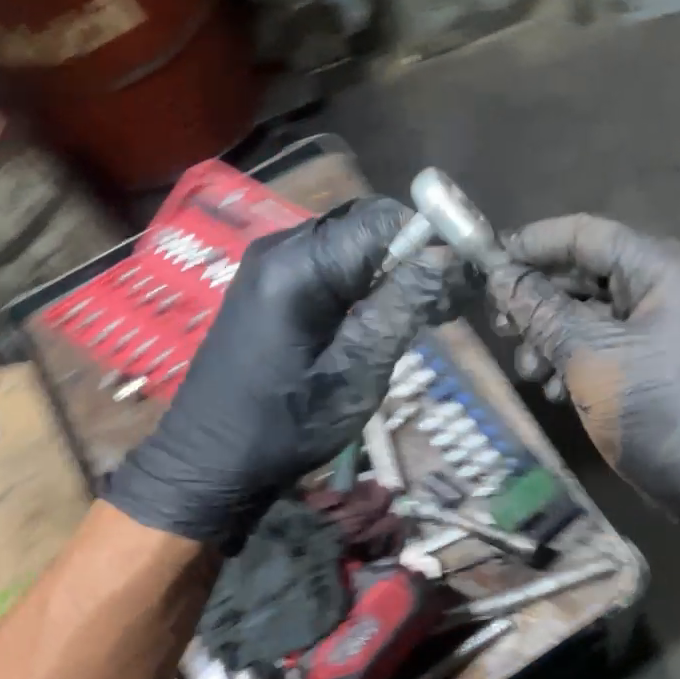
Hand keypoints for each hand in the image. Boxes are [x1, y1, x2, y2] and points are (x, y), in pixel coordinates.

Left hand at [107, 197, 454, 544]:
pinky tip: (388, 317)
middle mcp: (283, 248)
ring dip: (397, 270)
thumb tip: (451, 258)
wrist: (212, 459)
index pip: (384, 219)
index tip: (467, 276)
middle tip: (450, 303)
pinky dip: (370, 282)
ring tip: (428, 314)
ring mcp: (274, 265)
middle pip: (369, 225)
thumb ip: (401, 308)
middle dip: (418, 253)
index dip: (434, 237)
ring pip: (354, 244)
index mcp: (300, 265)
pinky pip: (334, 265)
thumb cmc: (285, 426)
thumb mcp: (355, 373)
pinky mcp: (273, 286)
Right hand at [485, 215, 679, 588]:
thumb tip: (498, 275)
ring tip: (531, 374)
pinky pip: (615, 346)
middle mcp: (674, 286)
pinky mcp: (669, 363)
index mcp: (665, 267)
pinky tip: (559, 393)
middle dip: (540, 302)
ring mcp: (675, 327)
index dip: (531, 244)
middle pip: (589, 274)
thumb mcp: (589, 357)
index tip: (483, 264)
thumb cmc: (657, 411)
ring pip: (598, 314)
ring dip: (555, 339)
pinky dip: (582, 361)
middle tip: (501, 329)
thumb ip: (540, 309)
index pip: (585, 233)